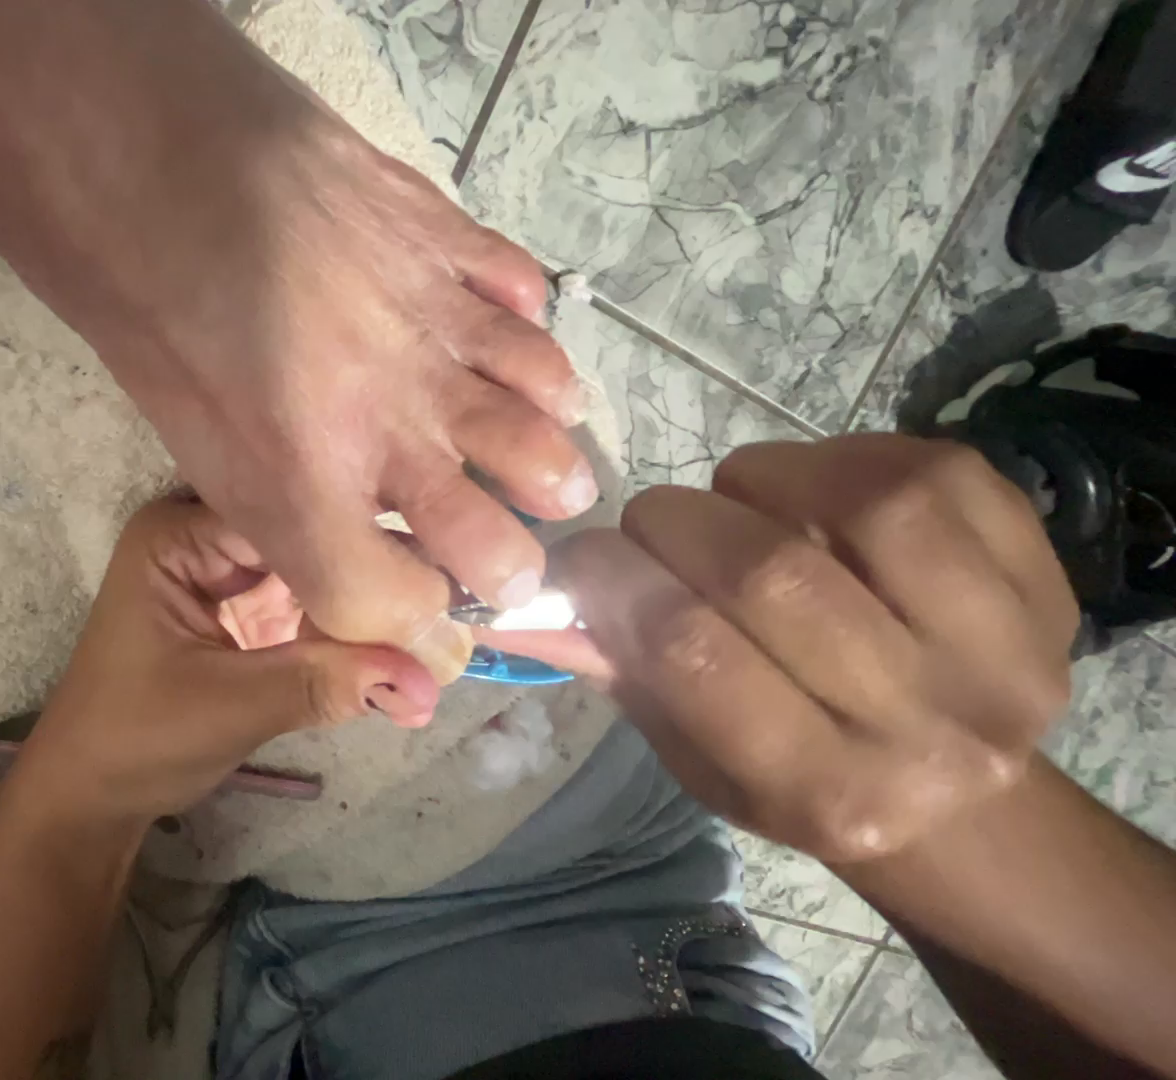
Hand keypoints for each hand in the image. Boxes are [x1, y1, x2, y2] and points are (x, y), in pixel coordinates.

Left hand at [0, 0, 594, 684]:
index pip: (402, 606)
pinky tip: (513, 348)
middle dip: (512, 564)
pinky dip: (532, 338)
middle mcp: (390, 435)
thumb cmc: (168, 339)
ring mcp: (434, 336)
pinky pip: (527, 304)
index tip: (428, 598)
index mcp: (305, 502)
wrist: (158, 187)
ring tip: (545, 465)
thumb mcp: (209, 463)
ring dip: (550, 459)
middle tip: (509, 550)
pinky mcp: (451, 247)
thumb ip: (297, 525)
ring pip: (545, 428)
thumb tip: (373, 558)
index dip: (422, 617)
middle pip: (500, 546)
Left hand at [13, 497, 436, 823]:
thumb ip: (326, 682)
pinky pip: (307, 607)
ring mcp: (225, 575)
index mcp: (178, 534)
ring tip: (440, 634)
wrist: (91, 796)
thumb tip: (429, 679)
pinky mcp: (243, 613)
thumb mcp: (232, 705)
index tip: (438, 572)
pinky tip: (399, 652)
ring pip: (313, 574)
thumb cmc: (136, 739)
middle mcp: (201, 538)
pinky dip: (345, 634)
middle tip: (452, 610)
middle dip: (369, 580)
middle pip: (304, 539)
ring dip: (364, 611)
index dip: (358, 543)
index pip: (285, 513)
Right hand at [485, 435, 1079, 862]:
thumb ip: (615, 668)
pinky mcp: (1044, 580)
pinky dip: (836, 459)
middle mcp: (927, 728)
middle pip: (768, 574)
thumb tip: (518, 605)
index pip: (690, 649)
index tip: (579, 557)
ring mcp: (1005, 649)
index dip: (614, 578)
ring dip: (760, 481)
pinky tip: (803, 489)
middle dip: (672, 524)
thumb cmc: (789, 778)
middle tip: (650, 528)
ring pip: (862, 507)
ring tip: (735, 502)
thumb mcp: (687, 752)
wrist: (958, 795)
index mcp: (820, 788)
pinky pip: (926, 472)